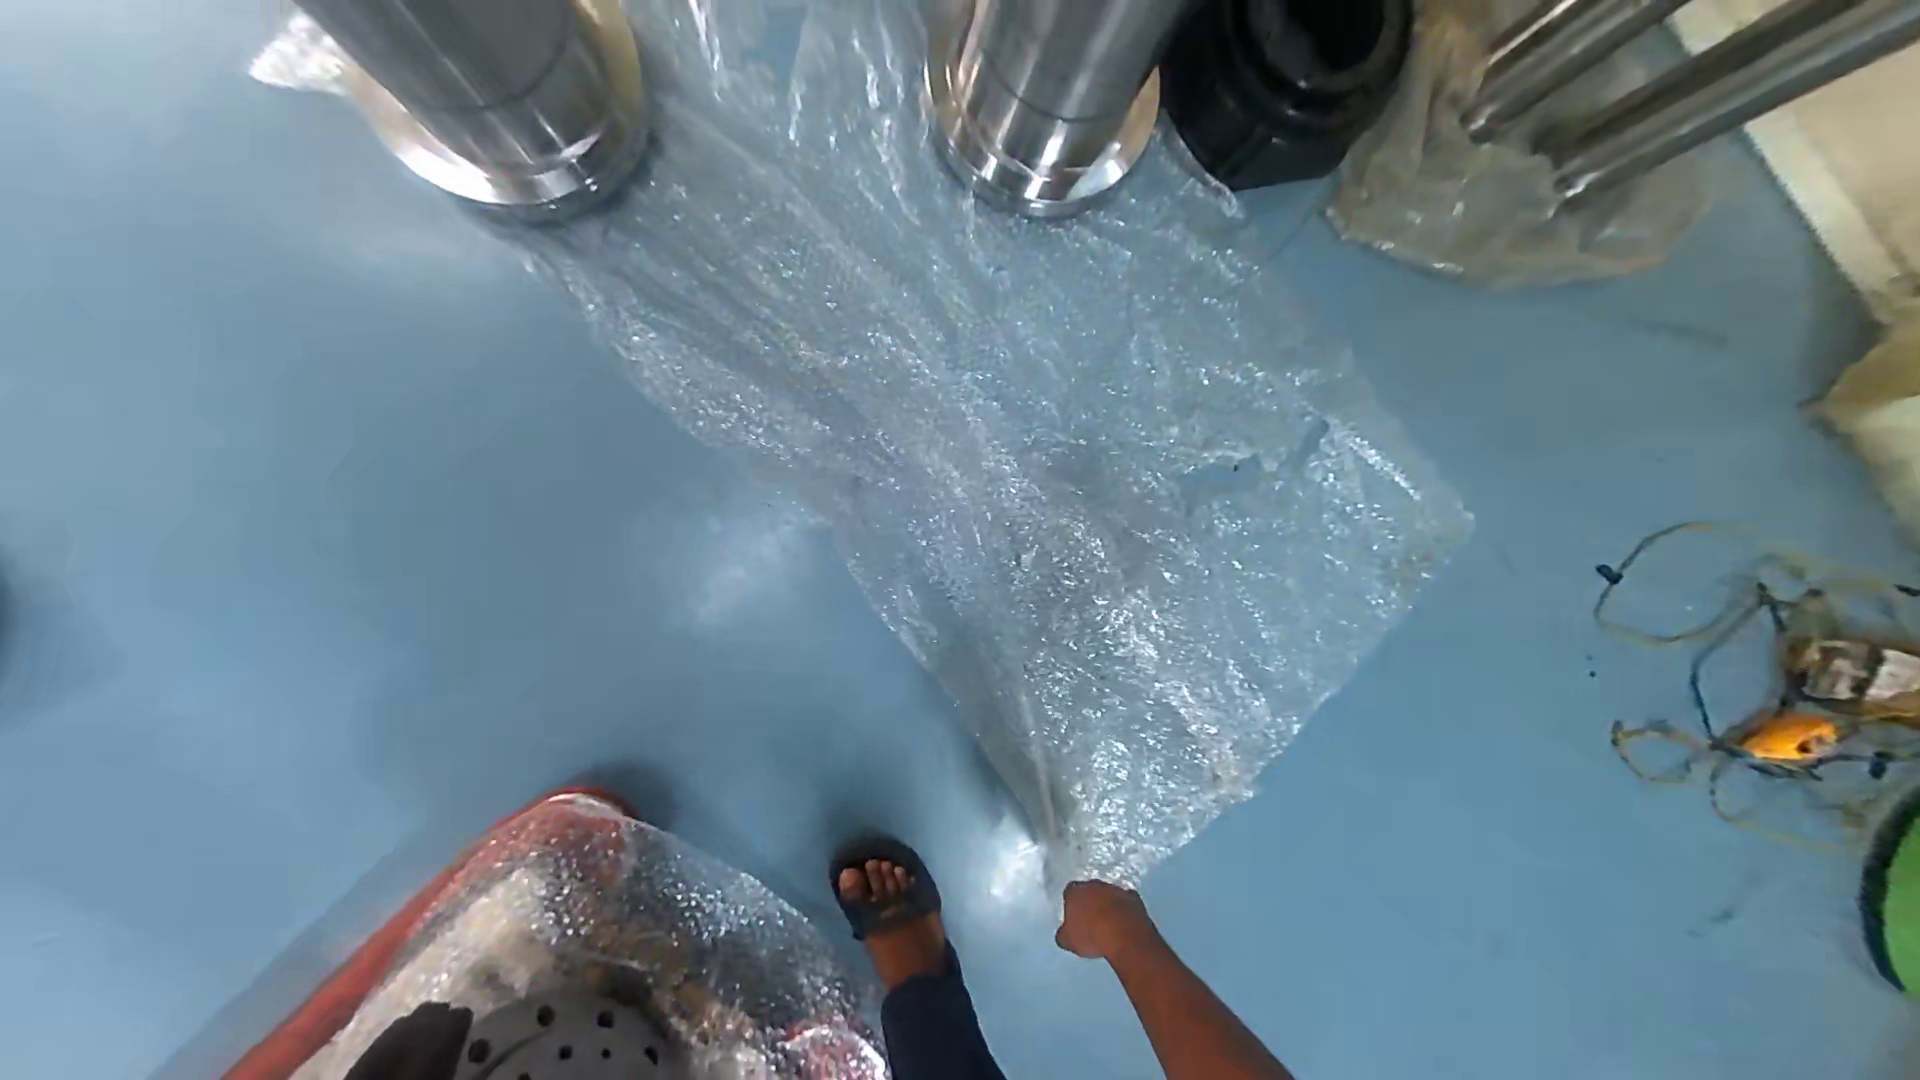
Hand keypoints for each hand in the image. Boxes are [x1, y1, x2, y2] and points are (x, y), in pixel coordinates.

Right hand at [1056, 880, 1157, 960]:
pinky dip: (1125, 908)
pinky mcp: (1133, 897)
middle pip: (1090, 890)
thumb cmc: (1092, 936)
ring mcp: (1115, 889)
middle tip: (1091, 920)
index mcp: (1075, 891)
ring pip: (1108, 894)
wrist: (1125, 936)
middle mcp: (1094, 884)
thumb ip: (1063, 934)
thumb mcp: (1068, 941)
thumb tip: (1063, 934)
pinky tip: (1125, 922)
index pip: (1069, 892)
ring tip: (1109, 924)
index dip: (1071, 904)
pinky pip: (1126, 901)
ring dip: (1108, 904)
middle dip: (1090, 901)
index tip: (1074, 917)